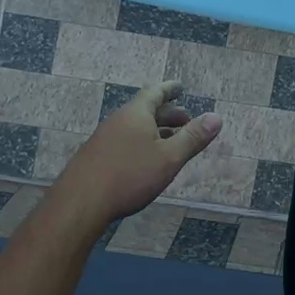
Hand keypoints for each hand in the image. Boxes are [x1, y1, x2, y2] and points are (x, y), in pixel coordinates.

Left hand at [51, 80, 221, 222]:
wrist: (77, 207)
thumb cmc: (128, 176)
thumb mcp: (169, 158)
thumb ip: (193, 137)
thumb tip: (217, 117)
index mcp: (136, 113)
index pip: (155, 92)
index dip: (170, 89)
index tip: (181, 87)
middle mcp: (117, 121)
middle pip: (145, 110)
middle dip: (167, 114)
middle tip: (186, 120)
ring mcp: (102, 140)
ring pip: (134, 128)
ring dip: (154, 131)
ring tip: (170, 142)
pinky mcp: (93, 159)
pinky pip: (123, 142)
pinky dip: (140, 143)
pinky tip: (144, 161)